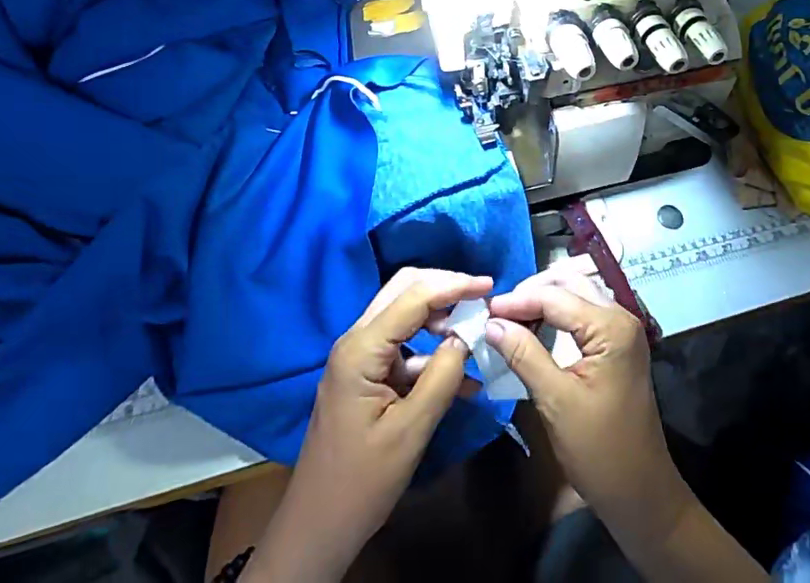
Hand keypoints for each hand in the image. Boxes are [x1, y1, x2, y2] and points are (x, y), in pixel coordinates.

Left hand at [248, 269, 489, 581]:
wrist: (319, 525)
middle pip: (404, 291)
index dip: (453, 285)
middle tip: (482, 299)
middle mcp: (356, 341)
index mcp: (361, 349)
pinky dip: (433, 351)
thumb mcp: (411, 430)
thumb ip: (442, 376)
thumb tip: (467, 336)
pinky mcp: (366, 374)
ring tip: (477, 333)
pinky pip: (404, 347)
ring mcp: (359, 357)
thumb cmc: (362, 481)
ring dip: (441, 318)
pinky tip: (463, 373)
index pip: (413, 296)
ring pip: (405, 315)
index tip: (490, 285)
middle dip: (445, 288)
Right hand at [485, 268, 694, 543]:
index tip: (484, 310)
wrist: (639, 490)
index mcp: (611, 327)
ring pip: (579, 295)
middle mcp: (622, 318)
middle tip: (498, 311)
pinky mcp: (619, 345)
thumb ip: (524, 355)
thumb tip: (492, 323)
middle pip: (571, 284)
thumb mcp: (556, 400)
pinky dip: (559, 314)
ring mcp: (623, 331)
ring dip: (546, 299)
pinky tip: (536, 327)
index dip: (517, 301)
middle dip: (533, 292)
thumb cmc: (598, 449)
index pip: (556, 297)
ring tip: (511, 317)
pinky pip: (585, 313)